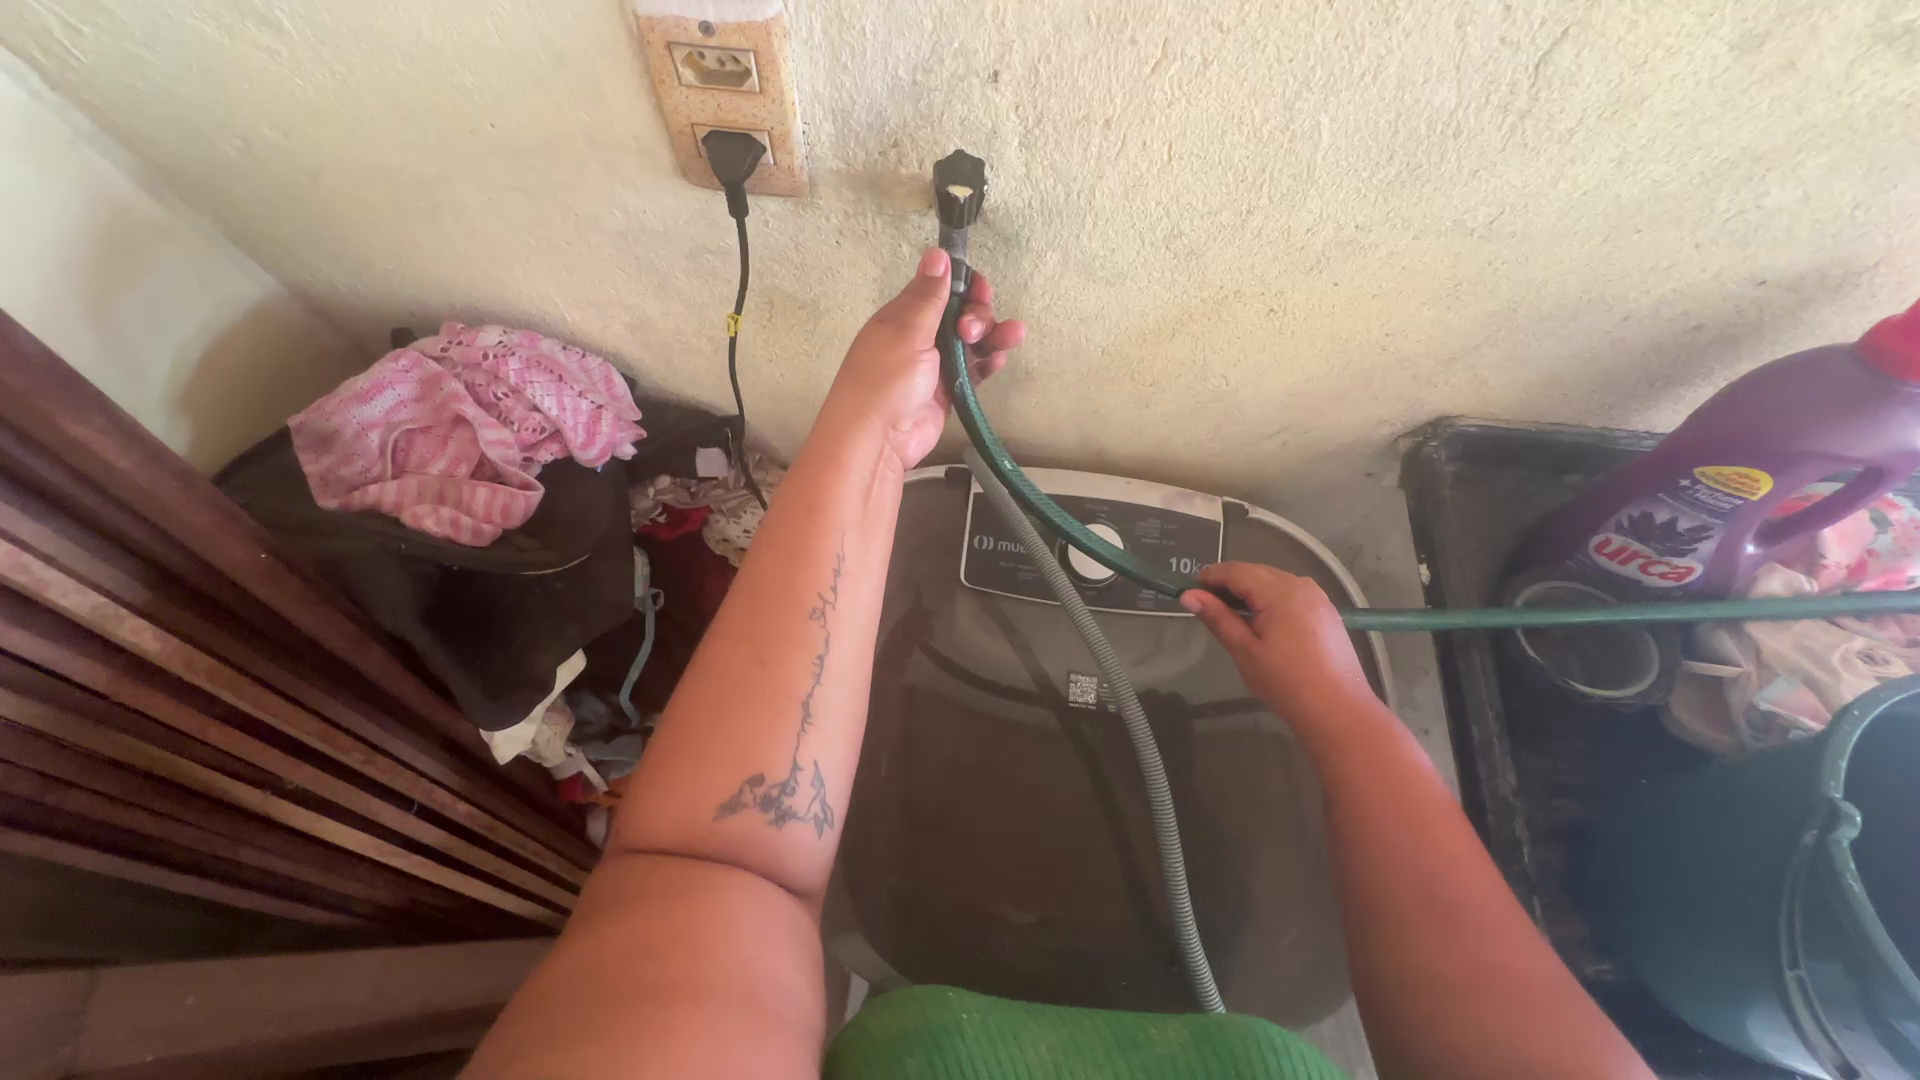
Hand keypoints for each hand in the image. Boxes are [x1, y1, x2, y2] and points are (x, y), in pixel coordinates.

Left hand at [817, 248, 1025, 473]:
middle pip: (962, 313)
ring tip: (1012, 336)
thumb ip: (928, 295)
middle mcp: (921, 337)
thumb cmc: (886, 380)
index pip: (941, 289)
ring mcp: (935, 366)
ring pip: (972, 342)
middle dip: (978, 314)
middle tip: (971, 331)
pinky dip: (988, 362)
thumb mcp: (907, 331)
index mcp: (904, 316)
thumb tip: (937, 253)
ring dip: (993, 335)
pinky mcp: (948, 391)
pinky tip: (999, 360)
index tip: (979, 289)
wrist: (878, 439)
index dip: (964, 285)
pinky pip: (974, 370)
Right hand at [1181, 562, 1376, 727]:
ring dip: (1249, 591)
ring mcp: (1317, 597)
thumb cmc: (1285, 682)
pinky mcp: (1325, 610)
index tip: (1190, 592)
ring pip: (1273, 581)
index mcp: (1280, 592)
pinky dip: (1269, 599)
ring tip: (1231, 614)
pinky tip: (1261, 621)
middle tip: (1207, 606)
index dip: (1210, 577)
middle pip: (1255, 572)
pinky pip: (1290, 592)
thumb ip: (1217, 617)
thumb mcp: (1244, 650)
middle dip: (1228, 583)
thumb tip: (1188, 595)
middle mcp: (1300, 585)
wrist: (1338, 709)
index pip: (1236, 571)